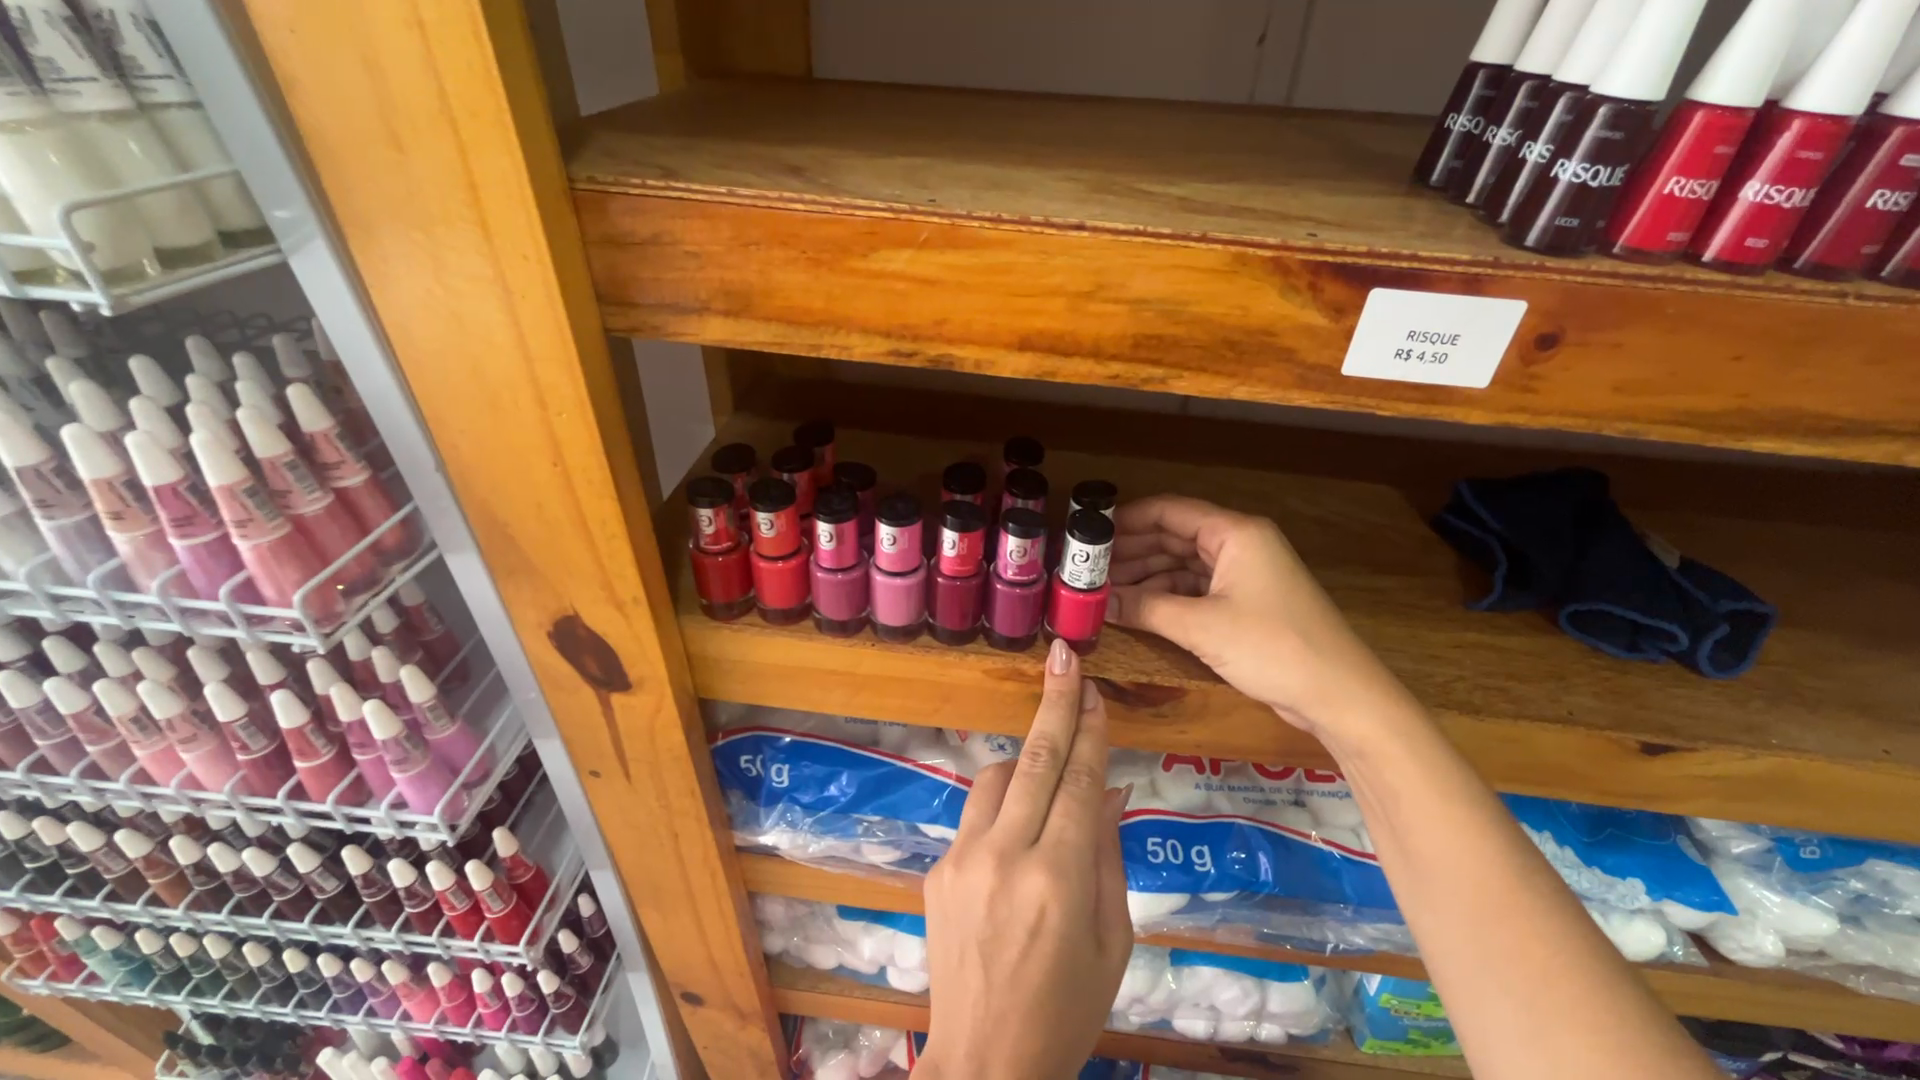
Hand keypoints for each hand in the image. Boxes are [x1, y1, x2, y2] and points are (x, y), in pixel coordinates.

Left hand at [916, 638, 1132, 1079]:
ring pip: (998, 778)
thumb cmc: (1068, 1009)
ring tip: (1050, 774)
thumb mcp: (1114, 943)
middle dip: (1054, 705)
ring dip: (1027, 761)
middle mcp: (1007, 857)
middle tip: (1063, 658)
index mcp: (1061, 879)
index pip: (1081, 782)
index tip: (1094, 690)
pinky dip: (1003, 806)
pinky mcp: (938, 870)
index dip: (1090, 731)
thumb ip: (1110, 858)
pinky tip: (1018, 835)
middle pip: (1036, 761)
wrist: (985, 1061)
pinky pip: (975, 814)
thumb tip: (1109, 790)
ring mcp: (963, 860)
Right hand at [1107, 494, 1408, 735]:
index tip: (1088, 535)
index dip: (1126, 520)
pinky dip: (1166, 599)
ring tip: (1102, 593)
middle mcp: (1239, 545)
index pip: (1169, 511)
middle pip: (1174, 537)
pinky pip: (1195, 591)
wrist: (1338, 695)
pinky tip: (1135, 610)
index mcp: (1235, 533)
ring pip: (1182, 566)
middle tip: (1086, 570)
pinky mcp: (1246, 605)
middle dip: (1131, 552)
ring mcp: (1244, 576)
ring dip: (1145, 578)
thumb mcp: (1200, 626)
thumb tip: (1095, 603)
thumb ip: (1144, 609)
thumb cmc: (1272, 647)